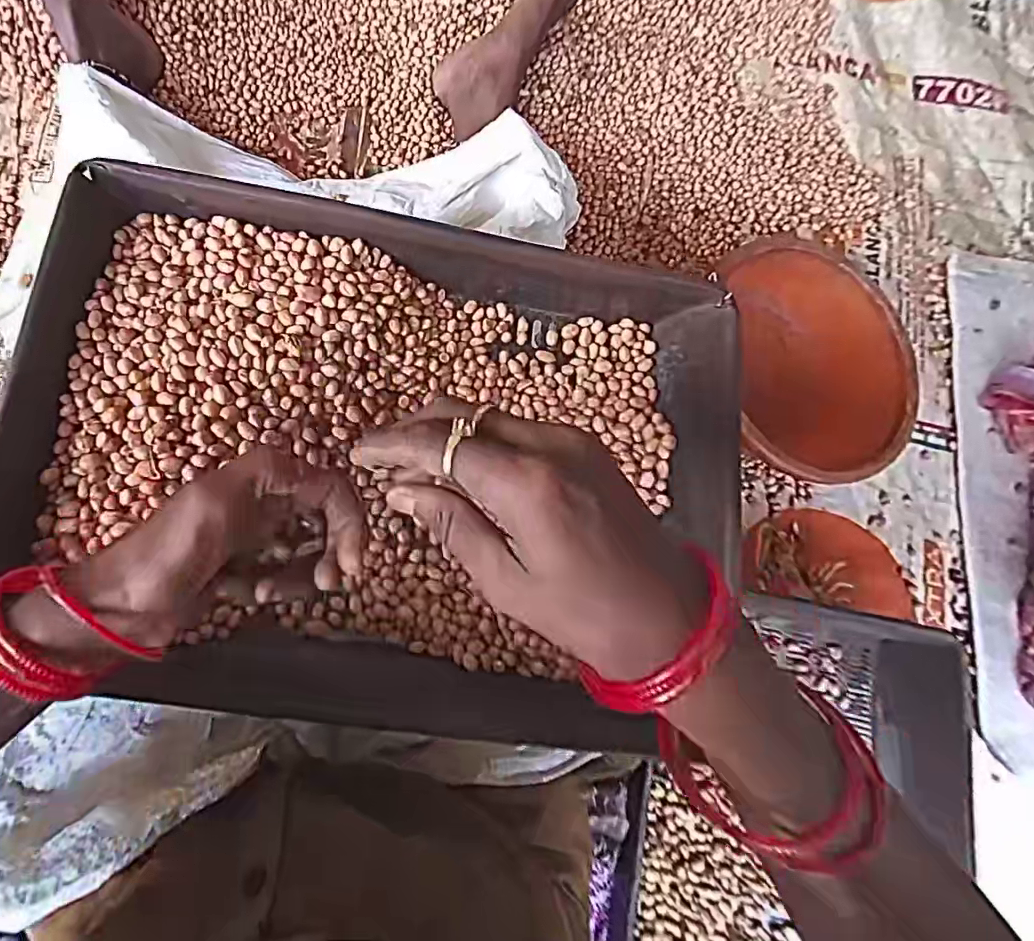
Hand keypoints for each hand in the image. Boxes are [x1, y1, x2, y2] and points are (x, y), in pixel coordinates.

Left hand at [11, 446, 365, 666]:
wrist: (122, 605)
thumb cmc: (165, 552)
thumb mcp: (215, 502)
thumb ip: (270, 475)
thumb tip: (319, 467)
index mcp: (259, 476)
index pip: (329, 488)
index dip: (349, 522)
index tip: (352, 564)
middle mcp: (262, 501)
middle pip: (326, 522)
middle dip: (330, 554)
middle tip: (326, 582)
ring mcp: (254, 536)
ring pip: (308, 553)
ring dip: (297, 578)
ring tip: (263, 591)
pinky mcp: (246, 568)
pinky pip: (283, 577)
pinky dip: (273, 589)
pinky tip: (240, 594)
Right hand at [351, 398, 706, 679]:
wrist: (672, 618)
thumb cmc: (584, 615)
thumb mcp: (505, 582)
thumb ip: (450, 524)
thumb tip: (401, 491)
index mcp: (527, 484)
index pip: (440, 445)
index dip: (392, 445)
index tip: (360, 452)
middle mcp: (550, 445)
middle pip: (461, 414)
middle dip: (413, 430)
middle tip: (381, 456)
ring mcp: (571, 439)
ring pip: (486, 415)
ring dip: (444, 433)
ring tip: (411, 464)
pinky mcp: (583, 445)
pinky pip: (513, 428)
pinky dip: (477, 440)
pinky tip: (459, 467)